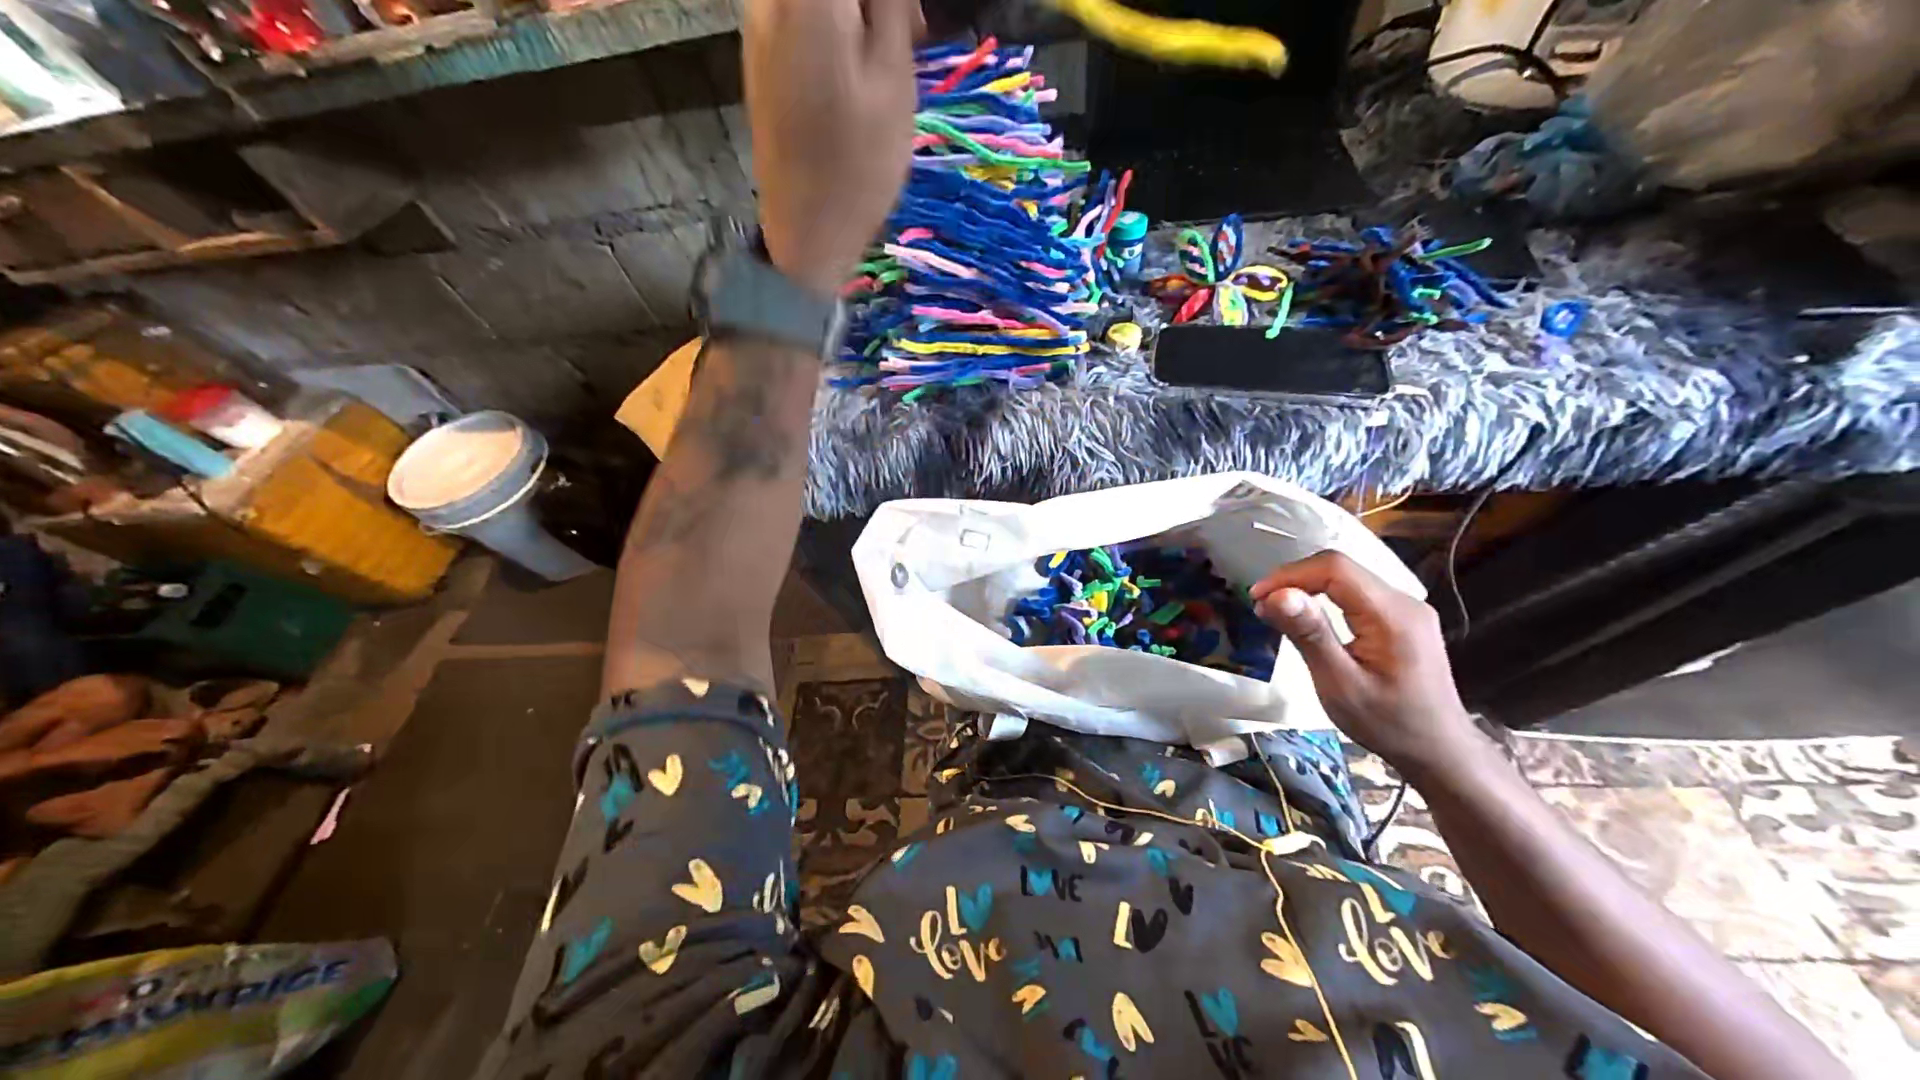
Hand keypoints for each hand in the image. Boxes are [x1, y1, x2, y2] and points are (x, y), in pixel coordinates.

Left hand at [744, 0, 918, 296]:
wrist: (808, 230)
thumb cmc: (860, 163)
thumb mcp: (892, 76)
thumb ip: (889, 3)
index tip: (910, 19)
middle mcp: (768, 0)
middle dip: (870, 3)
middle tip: (907, 28)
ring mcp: (755, 27)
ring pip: (814, 0)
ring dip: (854, 13)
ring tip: (887, 46)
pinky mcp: (757, 57)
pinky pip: (796, 13)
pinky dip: (831, 23)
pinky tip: (855, 63)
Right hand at [1250, 551, 1484, 777]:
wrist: (1439, 751)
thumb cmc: (1388, 724)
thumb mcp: (1340, 684)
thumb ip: (1310, 635)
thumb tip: (1276, 595)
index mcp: (1393, 614)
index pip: (1335, 568)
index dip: (1290, 575)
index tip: (1257, 598)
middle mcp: (1404, 602)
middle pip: (1340, 569)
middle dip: (1294, 580)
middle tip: (1262, 608)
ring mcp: (1406, 609)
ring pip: (1346, 579)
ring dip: (1307, 588)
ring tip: (1277, 613)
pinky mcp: (1402, 619)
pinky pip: (1356, 594)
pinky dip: (1324, 598)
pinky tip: (1307, 618)